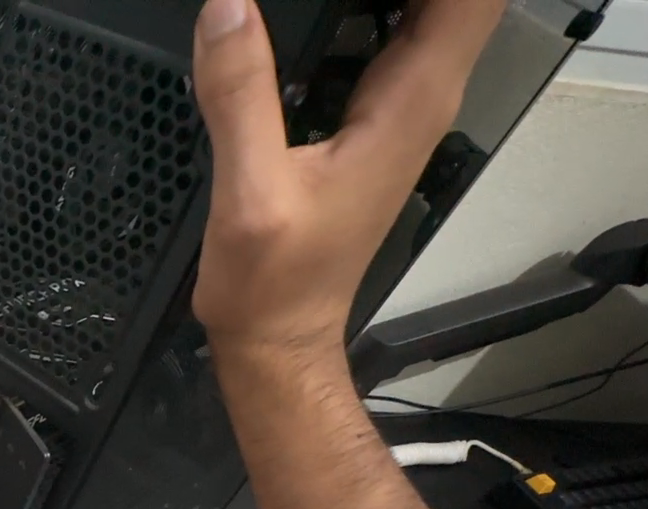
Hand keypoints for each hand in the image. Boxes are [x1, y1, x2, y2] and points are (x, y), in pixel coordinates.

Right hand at [190, 0, 503, 367]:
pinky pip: (380, 48)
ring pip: (419, 12)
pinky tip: (308, 20)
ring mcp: (394, 116)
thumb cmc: (272, 281)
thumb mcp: (249, 191)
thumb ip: (241, 97)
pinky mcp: (364, 134)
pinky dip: (357, 17)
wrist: (275, 337)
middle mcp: (419, 98)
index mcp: (410, 100)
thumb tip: (228, 6)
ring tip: (307, 1)